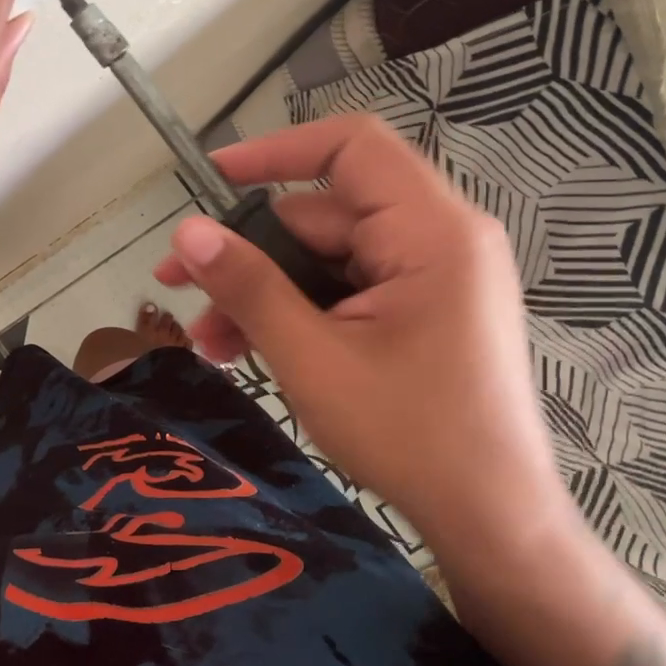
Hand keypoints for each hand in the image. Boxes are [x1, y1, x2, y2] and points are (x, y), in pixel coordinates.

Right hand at [155, 115, 569, 545]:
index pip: (351, 149)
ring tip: (208, 345)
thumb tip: (185, 233)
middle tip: (178, 290)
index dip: (274, 151)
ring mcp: (425, 281)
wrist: (487, 517)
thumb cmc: (409, 433)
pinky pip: (337, 294)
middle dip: (246, 255)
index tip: (209, 179)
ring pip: (320, 262)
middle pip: (320, 216)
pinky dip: (289, 316)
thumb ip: (248, 287)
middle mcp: (435, 242)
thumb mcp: (311, 357)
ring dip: (258, 295)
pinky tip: (243, 352)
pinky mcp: (414, 315)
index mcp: (431, 233)